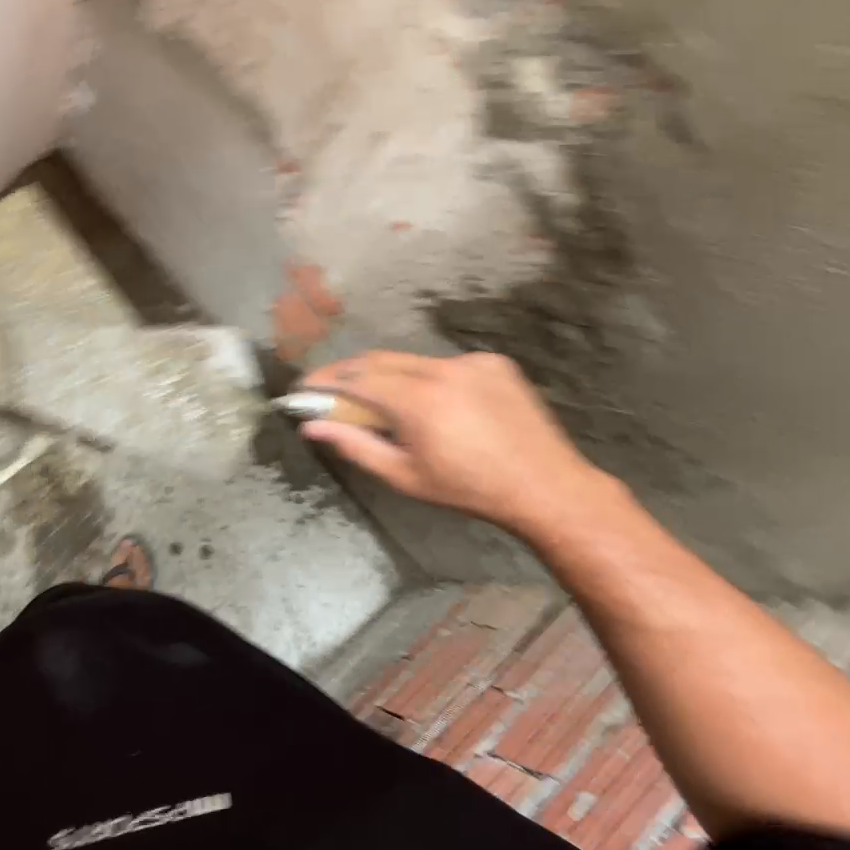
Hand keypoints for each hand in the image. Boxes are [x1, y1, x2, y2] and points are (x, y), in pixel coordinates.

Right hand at [296, 350, 620, 537]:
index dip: (325, 381)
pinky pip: (444, 364)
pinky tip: (427, 403)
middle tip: (327, 390)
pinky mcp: (494, 363)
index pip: (356, 377)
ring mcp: (472, 363)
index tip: (303, 388)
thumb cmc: (467, 489)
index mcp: (419, 401)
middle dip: (348, 372)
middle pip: (379, 361)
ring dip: (386, 376)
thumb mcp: (403, 475)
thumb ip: (354, 445)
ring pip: (411, 361)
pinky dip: (423, 378)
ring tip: (376, 402)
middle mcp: (443, 371)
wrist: (545, 486)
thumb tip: (311, 426)